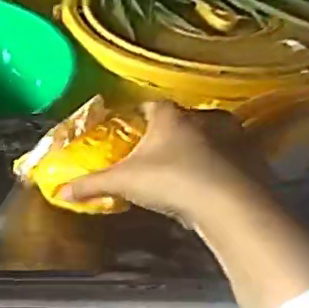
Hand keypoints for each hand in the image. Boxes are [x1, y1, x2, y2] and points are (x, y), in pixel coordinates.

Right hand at [61, 100, 308, 307]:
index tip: (126, 125)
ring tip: (174, 166)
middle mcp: (205, 118)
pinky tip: (198, 180)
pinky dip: (211, 163)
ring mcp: (232, 135)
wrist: (227, 201)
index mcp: (171, 118)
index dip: (136, 114)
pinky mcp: (250, 156)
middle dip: (164, 132)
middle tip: (148, 149)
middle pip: (180, 119)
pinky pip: (224, 154)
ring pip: (205, 135)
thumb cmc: (170, 180)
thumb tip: (58, 192)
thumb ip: (88, 185)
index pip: (150, 106)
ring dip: (191, 146)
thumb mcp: (119, 183)